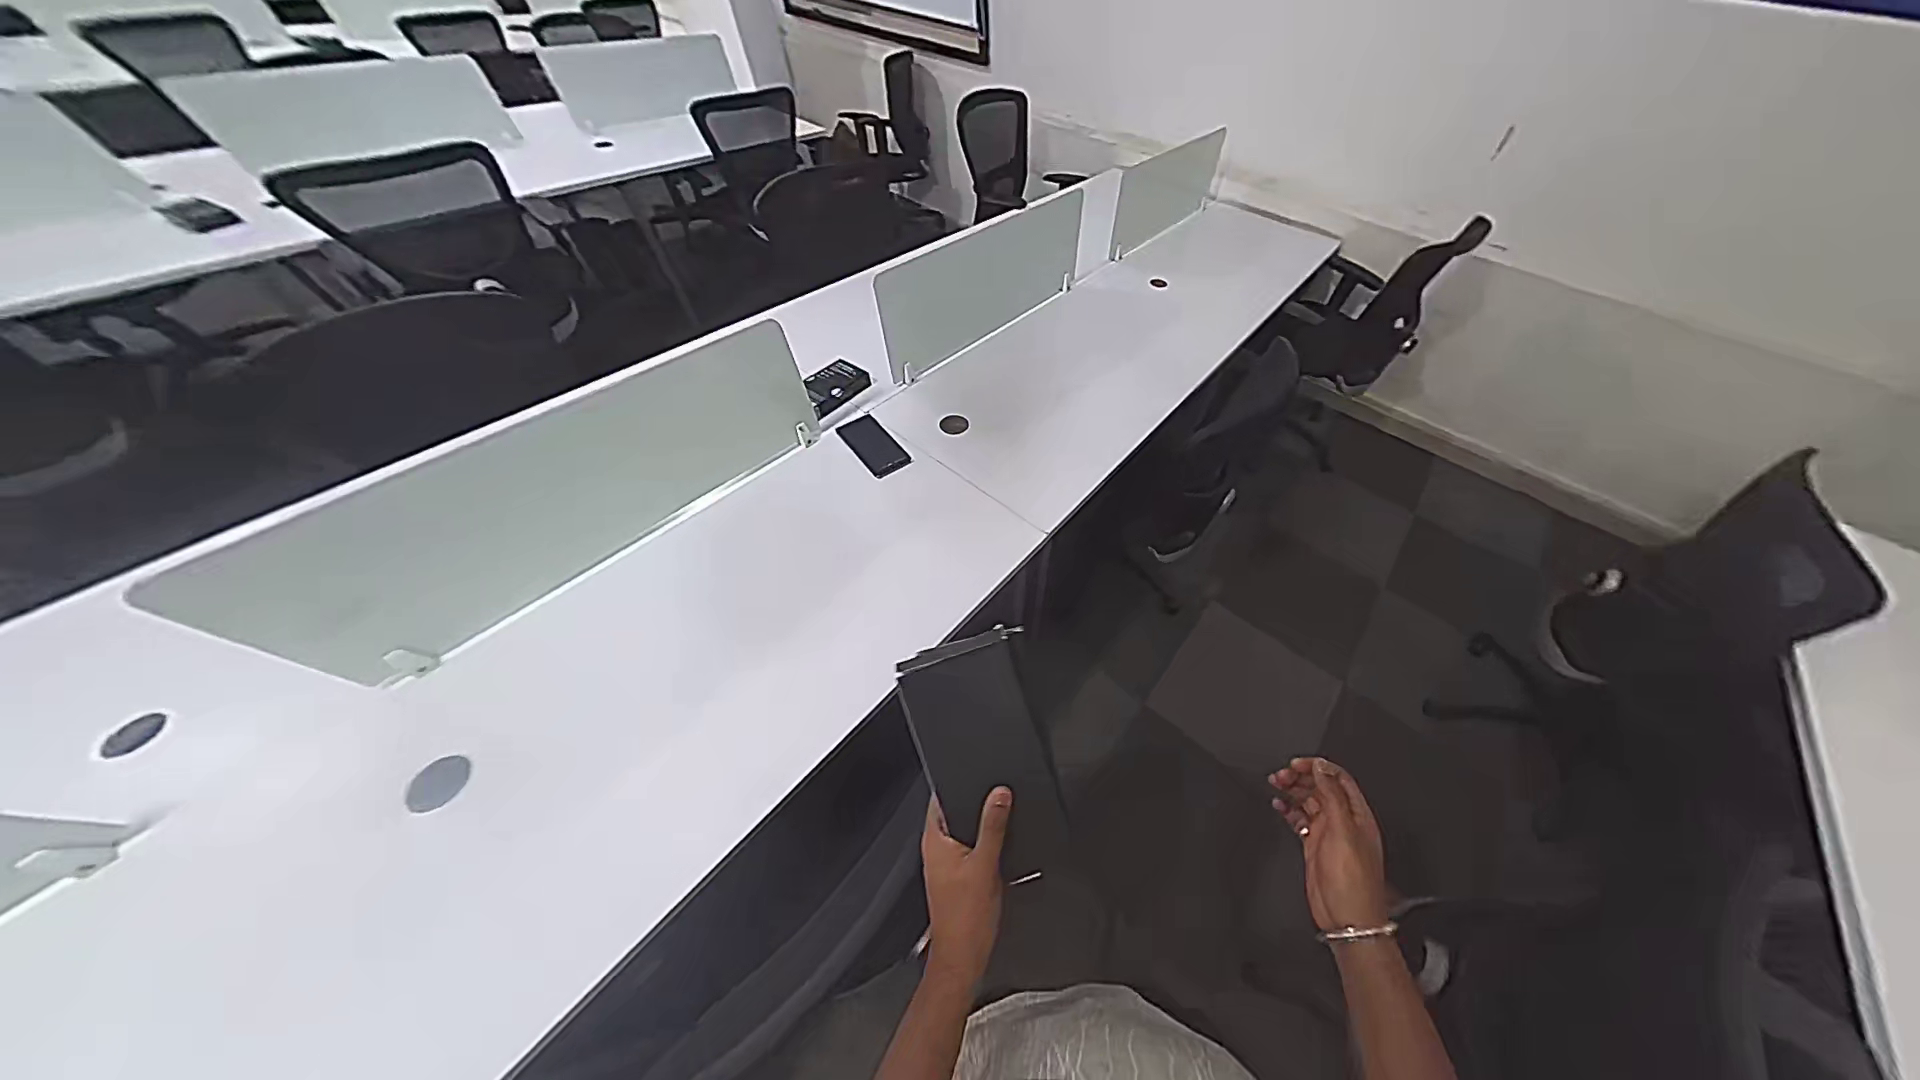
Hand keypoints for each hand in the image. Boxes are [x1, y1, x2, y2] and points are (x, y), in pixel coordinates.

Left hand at [921, 787, 1011, 984]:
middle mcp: (936, 849)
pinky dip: (984, 844)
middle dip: (974, 802)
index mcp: (934, 840)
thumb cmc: (966, 919)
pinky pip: (970, 848)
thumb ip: (992, 826)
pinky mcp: (957, 876)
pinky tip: (1000, 849)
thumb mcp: (985, 864)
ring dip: (980, 825)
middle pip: (953, 812)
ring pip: (964, 831)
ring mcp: (945, 863)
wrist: (963, 958)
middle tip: (995, 794)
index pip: (939, 797)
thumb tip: (999, 794)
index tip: (975, 773)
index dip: (956, 781)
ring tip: (1000, 821)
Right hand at [1269, 757, 1389, 930]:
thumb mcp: (1343, 831)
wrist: (1347, 917)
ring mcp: (1328, 832)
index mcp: (1357, 815)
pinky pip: (1299, 818)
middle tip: (1280, 775)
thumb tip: (1321, 768)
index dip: (1318, 767)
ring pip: (1308, 801)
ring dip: (1291, 790)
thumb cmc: (1353, 881)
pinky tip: (1278, 805)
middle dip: (1300, 777)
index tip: (1296, 764)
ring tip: (1275, 784)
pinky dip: (1287, 809)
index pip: (1338, 778)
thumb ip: (1332, 796)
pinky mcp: (1314, 844)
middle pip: (1320, 787)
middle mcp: (1343, 821)